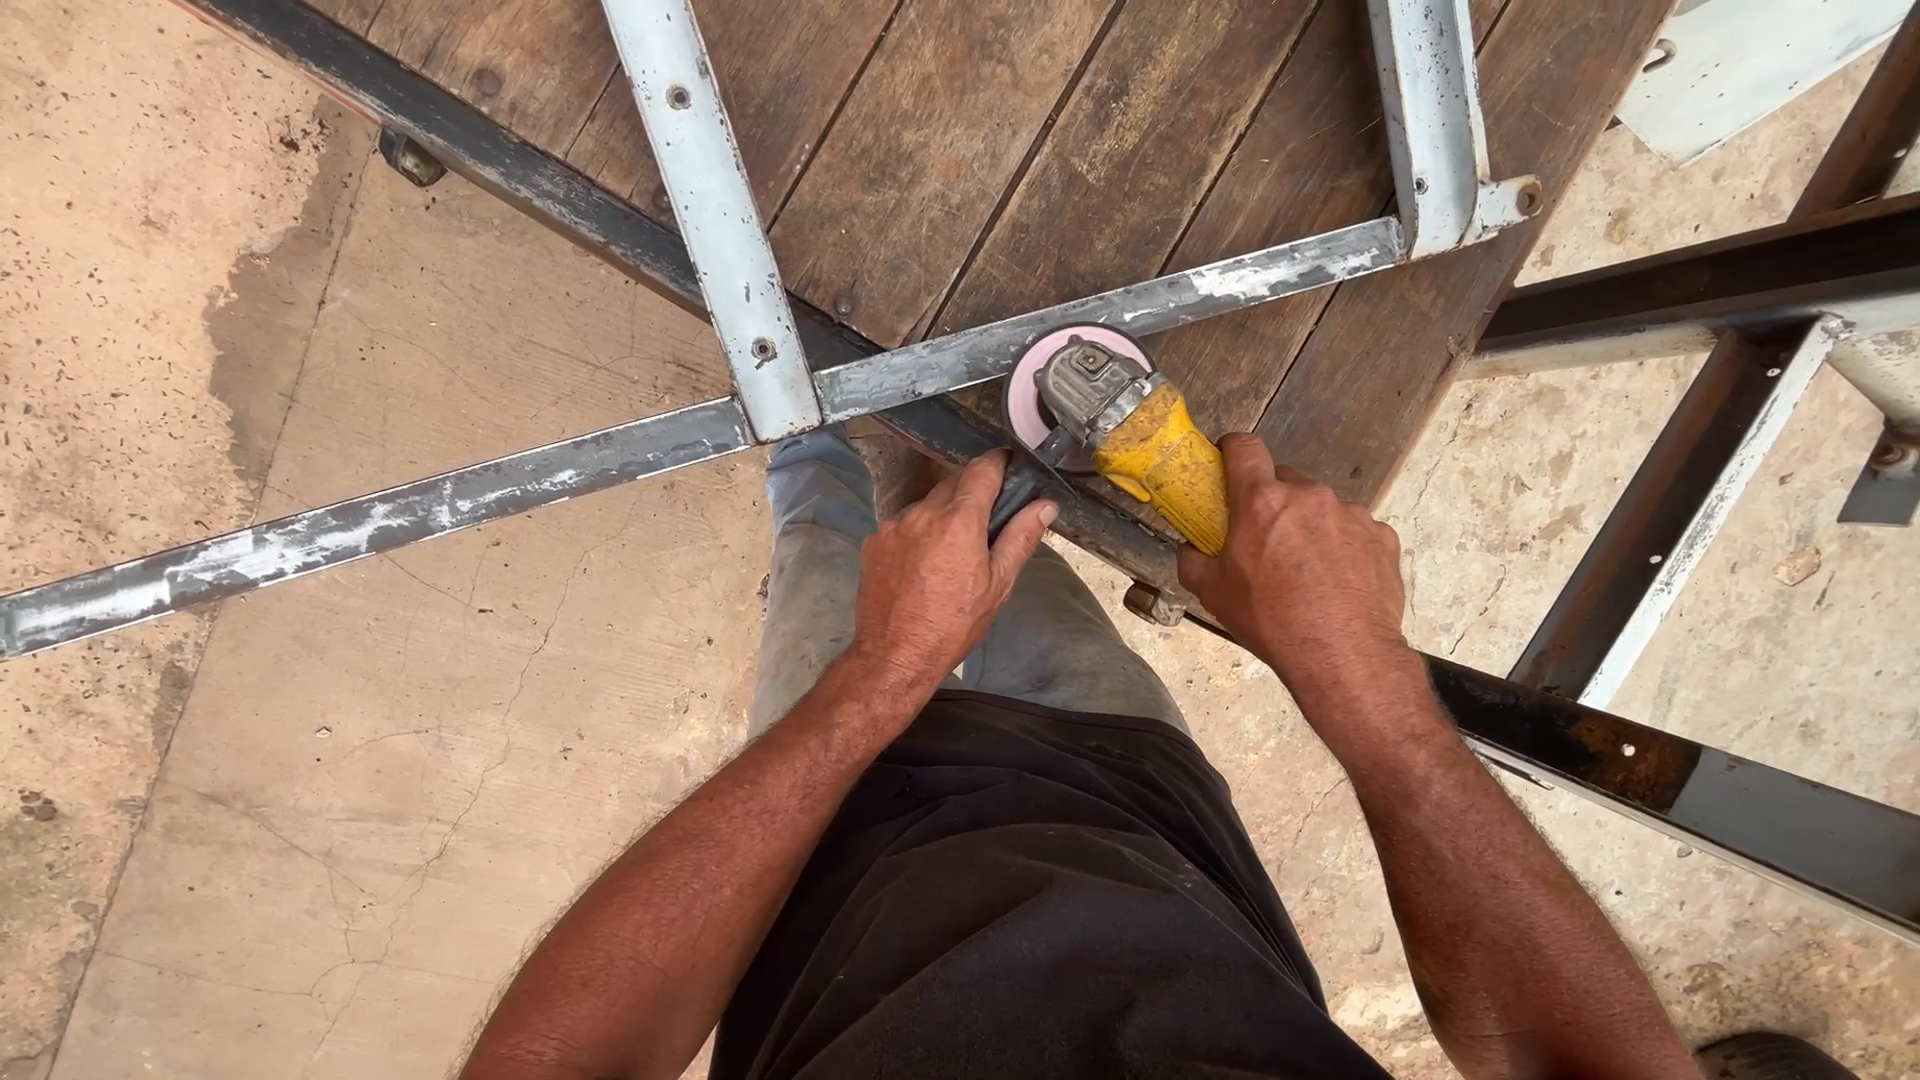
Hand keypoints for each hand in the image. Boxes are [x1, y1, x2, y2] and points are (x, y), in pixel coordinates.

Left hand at [848, 450, 1055, 692]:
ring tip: (951, 550)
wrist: (895, 654)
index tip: (1008, 464)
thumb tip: (1044, 505)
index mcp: (959, 521)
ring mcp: (894, 526)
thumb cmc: (952, 625)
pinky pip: (903, 524)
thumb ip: (1020, 538)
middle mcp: (923, 513)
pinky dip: (917, 532)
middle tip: (986, 519)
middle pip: (953, 483)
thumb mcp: (997, 585)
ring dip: (942, 514)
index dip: (999, 462)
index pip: (982, 470)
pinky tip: (923, 563)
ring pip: (926, 504)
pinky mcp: (874, 541)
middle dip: (972, 492)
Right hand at [1177, 434, 1416, 706]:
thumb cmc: (1269, 619)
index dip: (1233, 449)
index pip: (1245, 448)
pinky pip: (1355, 531)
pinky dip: (1343, 547)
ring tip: (1306, 569)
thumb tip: (1189, 550)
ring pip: (1321, 507)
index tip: (1228, 460)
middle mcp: (1309, 496)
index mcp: (1262, 501)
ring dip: (1308, 526)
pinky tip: (1337, 581)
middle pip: (1284, 480)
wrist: (1342, 653)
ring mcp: (1352, 514)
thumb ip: (1192, 561)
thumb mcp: (1212, 593)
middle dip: (1272, 500)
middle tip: (1265, 538)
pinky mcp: (1382, 537)